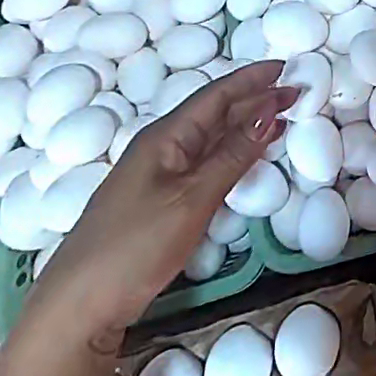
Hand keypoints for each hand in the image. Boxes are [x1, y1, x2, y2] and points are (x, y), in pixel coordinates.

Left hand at [27, 60, 297, 337]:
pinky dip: (234, 153)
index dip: (253, 80)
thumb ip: (232, 154)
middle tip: (296, 94)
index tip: (287, 68)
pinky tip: (250, 156)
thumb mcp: (191, 199)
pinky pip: (206, 162)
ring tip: (283, 117)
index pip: (216, 95)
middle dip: (255, 99)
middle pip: (215, 112)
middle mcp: (163, 146)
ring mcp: (161, 174)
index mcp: (165, 136)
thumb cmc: (135, 247)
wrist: (79, 306)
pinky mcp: (163, 199)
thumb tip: (269, 109)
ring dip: (247, 124)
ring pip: (212, 137)